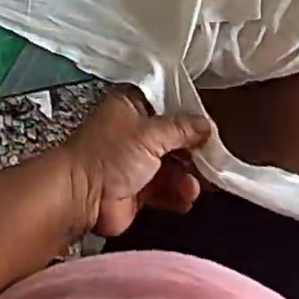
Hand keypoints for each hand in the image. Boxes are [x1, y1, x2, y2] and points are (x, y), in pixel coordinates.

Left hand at [58, 86, 213, 236]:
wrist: (84, 194)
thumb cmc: (112, 152)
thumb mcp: (149, 134)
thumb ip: (180, 129)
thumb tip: (206, 124)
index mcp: (130, 104)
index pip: (165, 101)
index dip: (187, 112)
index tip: (210, 125)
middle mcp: (135, 128)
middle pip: (173, 136)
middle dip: (192, 150)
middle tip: (213, 161)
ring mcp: (137, 159)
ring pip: (173, 164)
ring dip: (186, 176)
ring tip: (193, 185)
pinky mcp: (140, 187)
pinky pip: (167, 188)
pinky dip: (178, 193)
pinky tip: (186, 197)